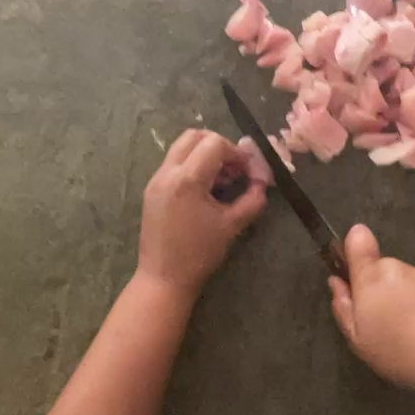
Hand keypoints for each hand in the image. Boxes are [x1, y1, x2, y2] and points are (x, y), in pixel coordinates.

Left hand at [136, 130, 267, 295]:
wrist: (163, 278)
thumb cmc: (199, 254)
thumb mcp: (232, 225)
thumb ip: (252, 199)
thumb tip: (262, 182)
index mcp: (187, 179)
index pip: (215, 144)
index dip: (237, 153)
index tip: (248, 171)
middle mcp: (167, 173)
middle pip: (194, 136)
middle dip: (219, 146)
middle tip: (234, 169)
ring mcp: (156, 180)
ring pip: (181, 147)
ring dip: (205, 155)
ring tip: (222, 180)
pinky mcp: (152, 189)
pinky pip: (173, 163)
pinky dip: (192, 166)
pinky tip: (205, 190)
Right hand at [328, 224, 414, 395]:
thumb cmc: (398, 350)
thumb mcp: (358, 337)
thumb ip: (343, 305)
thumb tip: (336, 281)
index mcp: (370, 275)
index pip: (357, 239)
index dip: (351, 251)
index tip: (350, 277)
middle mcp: (395, 267)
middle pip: (375, 269)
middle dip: (373, 289)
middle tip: (376, 323)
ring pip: (395, 281)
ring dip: (394, 298)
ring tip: (400, 331)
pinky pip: (414, 291)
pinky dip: (412, 305)